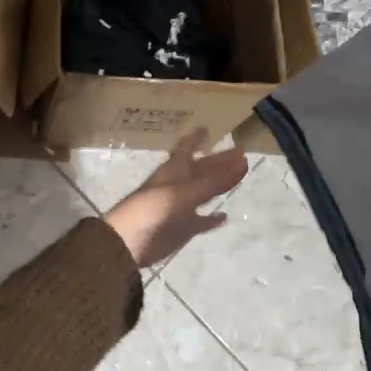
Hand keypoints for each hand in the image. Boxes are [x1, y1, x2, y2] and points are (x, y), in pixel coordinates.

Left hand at [103, 130, 248, 267]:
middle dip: (219, 160)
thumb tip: (242, 164)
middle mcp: (178, 185)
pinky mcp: (182, 228)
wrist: (129, 241)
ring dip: (220, 184)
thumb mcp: (184, 193)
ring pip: (205, 192)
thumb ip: (213, 182)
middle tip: (241, 152)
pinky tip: (225, 217)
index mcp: (174, 171)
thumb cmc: (153, 209)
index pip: (187, 148)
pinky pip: (201, 221)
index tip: (208, 128)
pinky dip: (212, 218)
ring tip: (240, 175)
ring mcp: (181, 207)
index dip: (197, 138)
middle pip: (202, 169)